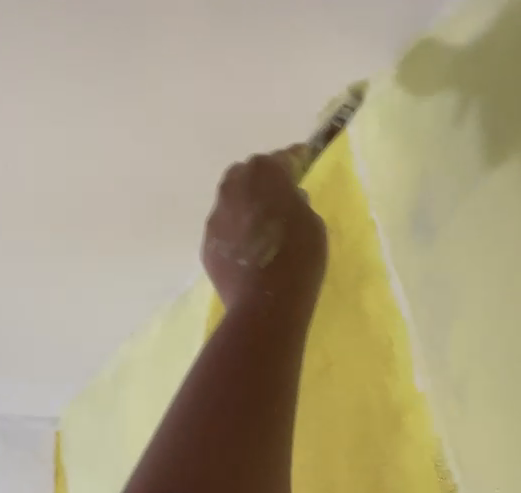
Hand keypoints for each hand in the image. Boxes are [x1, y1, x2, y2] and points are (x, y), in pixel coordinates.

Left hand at [202, 146, 327, 310]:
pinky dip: (236, 237)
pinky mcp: (207, 244)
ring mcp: (216, 216)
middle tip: (279, 199)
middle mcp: (234, 186)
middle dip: (263, 183)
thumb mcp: (313, 225)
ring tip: (261, 229)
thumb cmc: (299, 259)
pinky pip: (225, 232)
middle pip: (249, 176)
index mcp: (265, 173)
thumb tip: (288, 202)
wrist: (265, 305)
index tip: (303, 162)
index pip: (284, 159)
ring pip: (232, 203)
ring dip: (246, 210)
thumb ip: (298, 205)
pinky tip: (249, 254)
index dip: (295, 161)